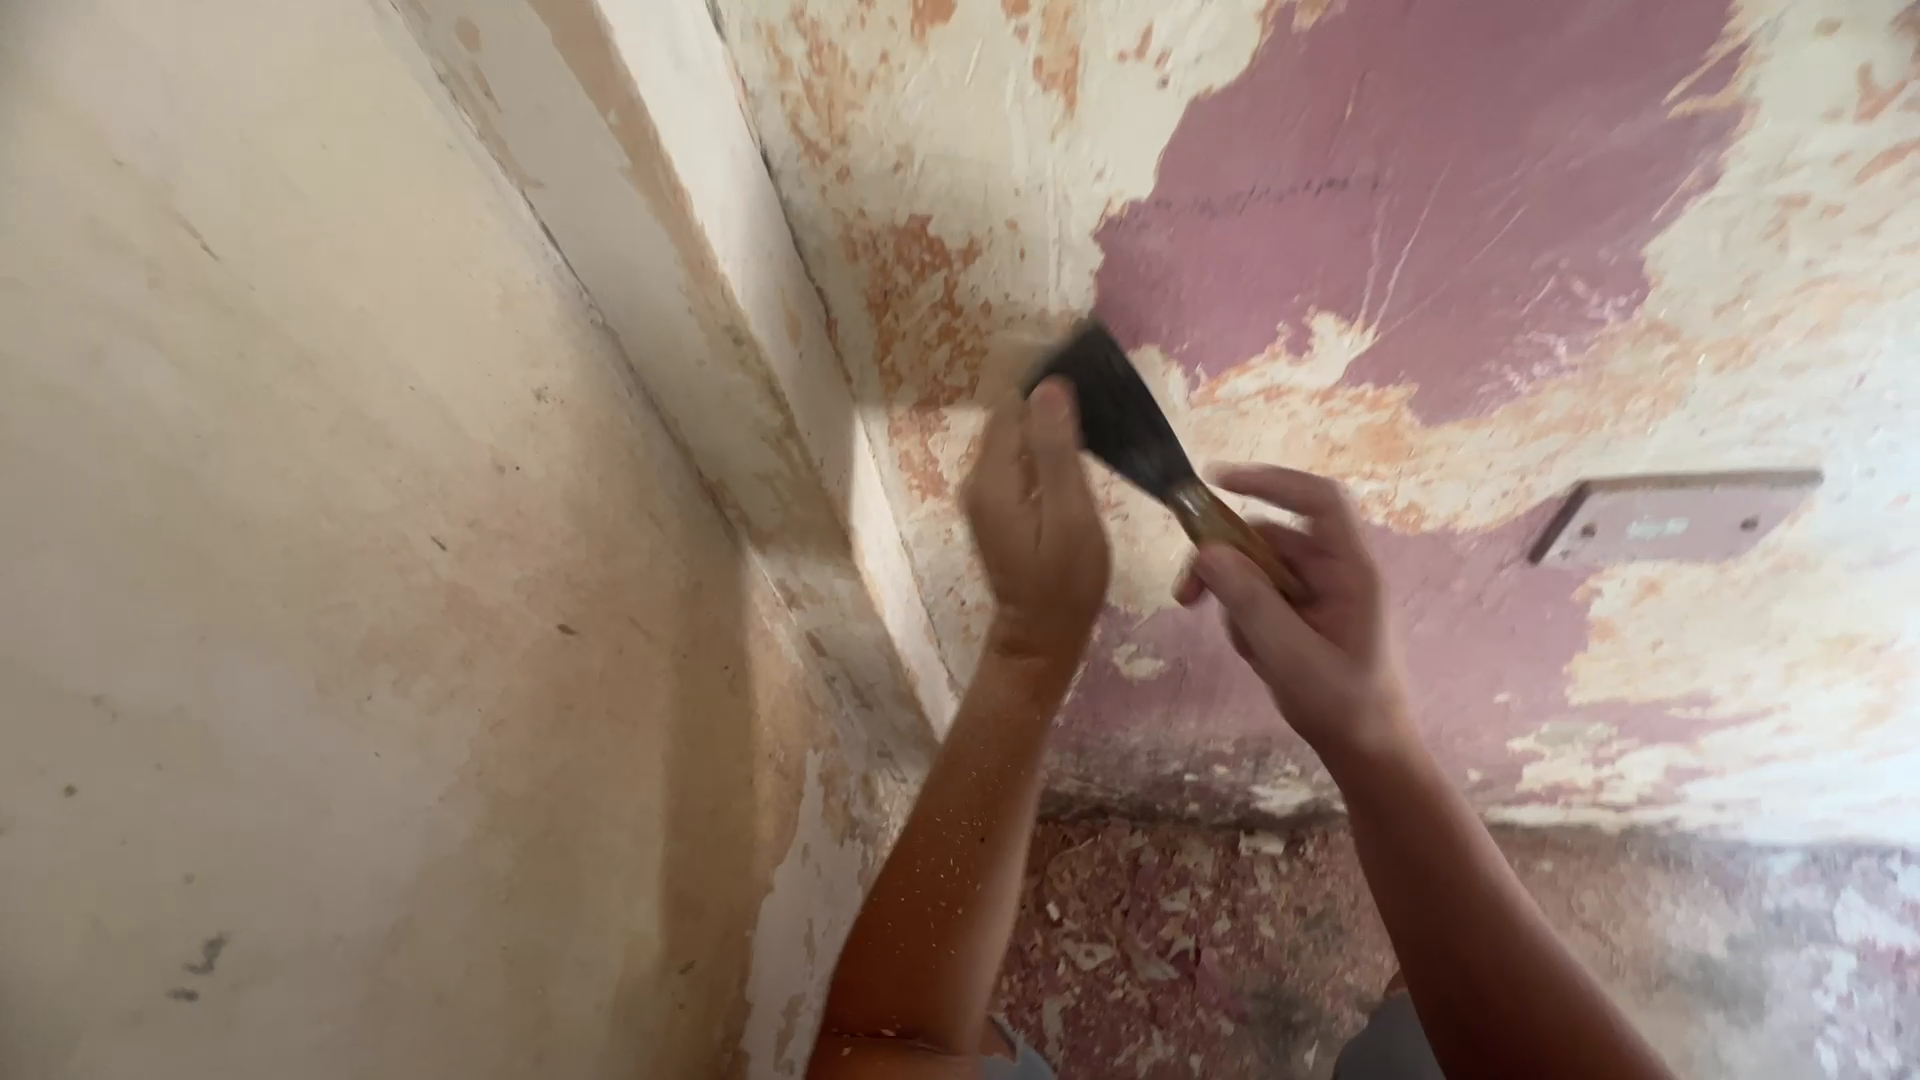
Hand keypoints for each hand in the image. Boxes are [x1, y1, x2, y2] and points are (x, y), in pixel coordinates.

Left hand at [963, 379, 1110, 667]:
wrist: (1042, 634)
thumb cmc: (1065, 582)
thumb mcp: (1070, 516)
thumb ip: (1056, 451)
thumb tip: (1049, 387)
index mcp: (992, 478)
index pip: (1011, 405)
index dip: (1044, 383)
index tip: (1086, 369)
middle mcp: (978, 480)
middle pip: (1010, 418)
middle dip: (1048, 401)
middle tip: (1099, 396)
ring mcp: (983, 494)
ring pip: (1014, 438)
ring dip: (1047, 424)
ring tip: (1094, 417)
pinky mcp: (995, 506)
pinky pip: (1016, 461)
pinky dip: (1042, 449)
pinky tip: (1074, 451)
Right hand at [1174, 465, 1411, 759]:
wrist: (1364, 750)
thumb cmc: (1343, 704)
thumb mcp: (1291, 655)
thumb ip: (1250, 601)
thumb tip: (1207, 552)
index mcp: (1351, 570)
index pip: (1317, 500)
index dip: (1269, 480)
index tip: (1216, 480)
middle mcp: (1332, 570)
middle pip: (1267, 537)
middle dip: (1223, 560)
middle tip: (1185, 594)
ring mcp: (1314, 591)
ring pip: (1254, 567)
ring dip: (1232, 597)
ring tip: (1244, 645)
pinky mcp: (1298, 611)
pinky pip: (1256, 595)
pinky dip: (1242, 617)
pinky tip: (1255, 652)